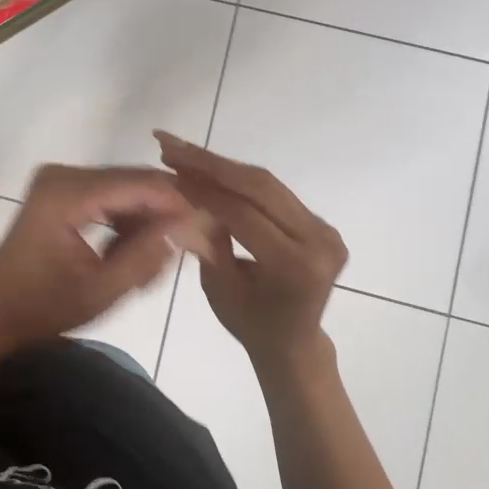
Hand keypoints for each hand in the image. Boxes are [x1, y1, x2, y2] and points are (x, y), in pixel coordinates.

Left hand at [0, 164, 207, 346]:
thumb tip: (196, 224)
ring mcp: (58, 179)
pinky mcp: (60, 189)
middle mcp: (61, 175)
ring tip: (156, 261)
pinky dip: (127, 220)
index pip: (140, 183)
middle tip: (190, 251)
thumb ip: (148, 255)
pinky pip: (109, 194)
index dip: (180, 203)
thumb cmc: (44, 307)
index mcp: (65, 194)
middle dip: (166, 213)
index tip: (211, 230)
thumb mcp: (103, 289)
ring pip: (125, 187)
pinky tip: (134, 253)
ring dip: (147, 219)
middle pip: (134, 181)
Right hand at [155, 131, 348, 366]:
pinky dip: (235, 177)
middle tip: (168, 145)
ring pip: (266, 183)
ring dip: (220, 164)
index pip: (244, 215)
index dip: (202, 190)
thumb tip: (180, 200)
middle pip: (260, 188)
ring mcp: (324, 229)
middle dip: (210, 163)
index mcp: (297, 266)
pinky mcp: (317, 221)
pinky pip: (272, 192)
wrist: (292, 342)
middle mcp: (320, 241)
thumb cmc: (250, 324)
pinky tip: (205, 166)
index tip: (165, 171)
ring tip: (179, 150)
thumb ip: (208, 242)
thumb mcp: (220, 289)